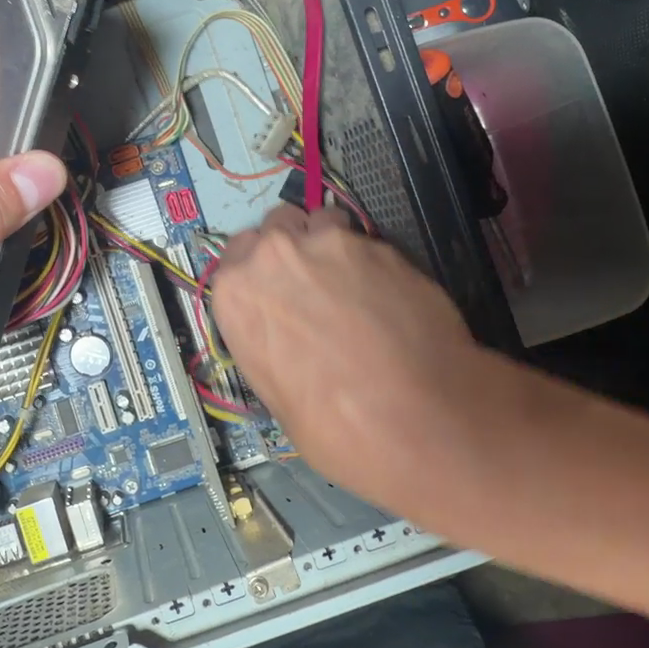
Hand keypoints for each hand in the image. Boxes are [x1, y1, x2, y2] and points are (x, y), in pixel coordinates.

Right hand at [209, 205, 505, 511]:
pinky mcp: (384, 247)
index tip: (274, 288)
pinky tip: (391, 300)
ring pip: (325, 222)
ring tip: (355, 285)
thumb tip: (291, 337)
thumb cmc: (330, 425)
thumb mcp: (272, 390)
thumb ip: (272, 339)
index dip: (257, 270)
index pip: (236, 253)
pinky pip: (369, 244)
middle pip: (277, 224)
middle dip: (292, 246)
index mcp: (236, 291)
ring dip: (332, 246)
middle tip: (314, 284)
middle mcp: (276, 254)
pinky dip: (374, 264)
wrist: (412, 418)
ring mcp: (332, 244)